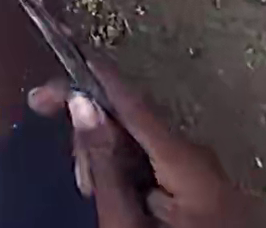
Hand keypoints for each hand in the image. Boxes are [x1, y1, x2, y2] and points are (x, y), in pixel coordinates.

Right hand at [29, 51, 248, 227]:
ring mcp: (209, 178)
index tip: (56, 54)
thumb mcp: (124, 226)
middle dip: (95, 130)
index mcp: (191, 165)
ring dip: (109, 154)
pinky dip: (129, 169)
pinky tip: (116, 194)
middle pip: (134, 120)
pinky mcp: (206, 195)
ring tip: (94, 191)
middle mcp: (205, 160)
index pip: (130, 100)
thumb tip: (80, 100)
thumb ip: (103, 162)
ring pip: (142, 141)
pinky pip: (157, 162)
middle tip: (75, 170)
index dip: (89, 74)